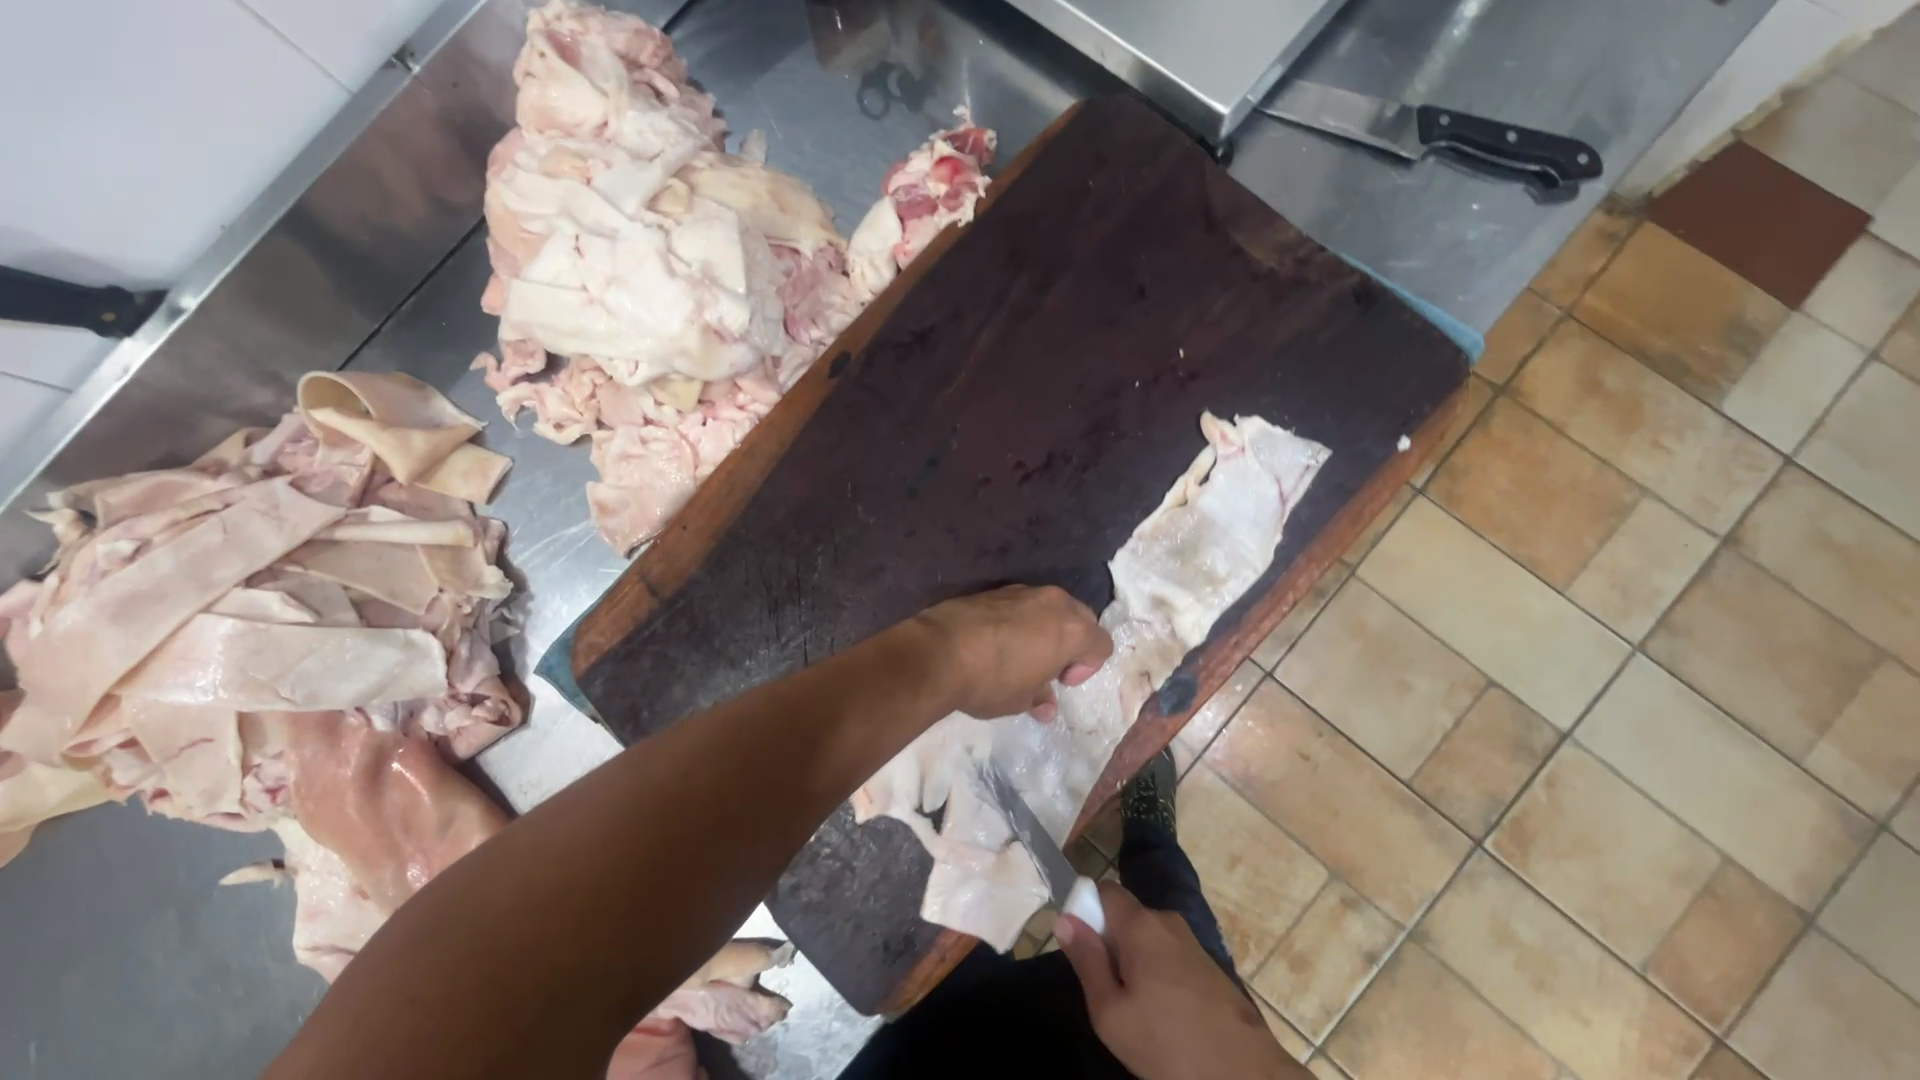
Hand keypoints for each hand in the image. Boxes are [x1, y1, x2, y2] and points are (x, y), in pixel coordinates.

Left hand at [912, 585, 1112, 720]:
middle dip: (1071, 643)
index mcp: (1072, 629)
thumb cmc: (991, 680)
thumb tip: (1046, 706)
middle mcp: (1054, 603)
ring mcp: (1023, 591)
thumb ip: (1040, 697)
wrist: (938, 651)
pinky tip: (996, 642)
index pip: (1102, 644)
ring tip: (1019, 655)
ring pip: (1049, 608)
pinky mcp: (995, 589)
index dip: (1087, 667)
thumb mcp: (1020, 700)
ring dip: (1044, 629)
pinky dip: (1019, 620)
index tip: (1060, 682)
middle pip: (1080, 619)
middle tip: (1046, 668)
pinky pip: (1022, 604)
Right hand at [1056, 884, 1305, 1079]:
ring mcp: (1193, 943)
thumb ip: (1086, 961)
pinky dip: (1158, 976)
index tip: (1082, 949)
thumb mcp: (1111, 1013)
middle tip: (1107, 992)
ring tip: (1135, 1010)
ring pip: (1148, 940)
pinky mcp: (1210, 966)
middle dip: (1110, 944)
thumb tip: (1064, 919)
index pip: (1104, 890)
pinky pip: (1169, 957)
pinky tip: (1163, 1016)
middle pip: (1126, 916)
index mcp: (1141, 925)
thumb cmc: (1168, 1044)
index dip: (1086, 911)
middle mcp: (1168, 922)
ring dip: (1134, 963)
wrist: (1246, 1075)